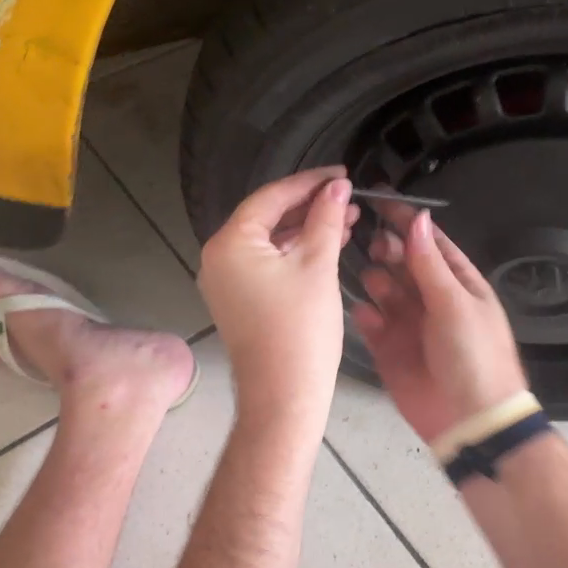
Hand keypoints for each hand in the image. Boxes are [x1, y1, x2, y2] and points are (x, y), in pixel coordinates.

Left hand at [199, 167, 358, 414]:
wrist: (284, 395)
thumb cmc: (301, 328)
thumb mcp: (318, 266)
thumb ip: (327, 219)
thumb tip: (338, 187)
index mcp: (229, 243)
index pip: (270, 197)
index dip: (310, 182)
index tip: (342, 172)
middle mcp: (218, 258)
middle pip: (268, 217)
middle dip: (311, 206)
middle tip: (349, 196)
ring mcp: (226, 281)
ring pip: (270, 242)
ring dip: (307, 229)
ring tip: (349, 218)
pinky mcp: (239, 300)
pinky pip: (267, 264)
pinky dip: (296, 253)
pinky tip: (329, 244)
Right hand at [351, 207, 528, 446]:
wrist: (471, 421)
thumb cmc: (474, 357)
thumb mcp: (455, 304)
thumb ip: (429, 263)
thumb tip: (419, 219)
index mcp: (458, 283)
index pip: (429, 242)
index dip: (406, 221)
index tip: (378, 200)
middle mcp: (432, 299)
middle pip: (402, 262)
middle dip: (387, 250)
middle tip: (375, 247)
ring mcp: (409, 324)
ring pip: (383, 290)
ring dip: (376, 280)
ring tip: (373, 280)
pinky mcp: (389, 350)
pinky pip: (370, 323)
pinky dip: (365, 315)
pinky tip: (365, 313)